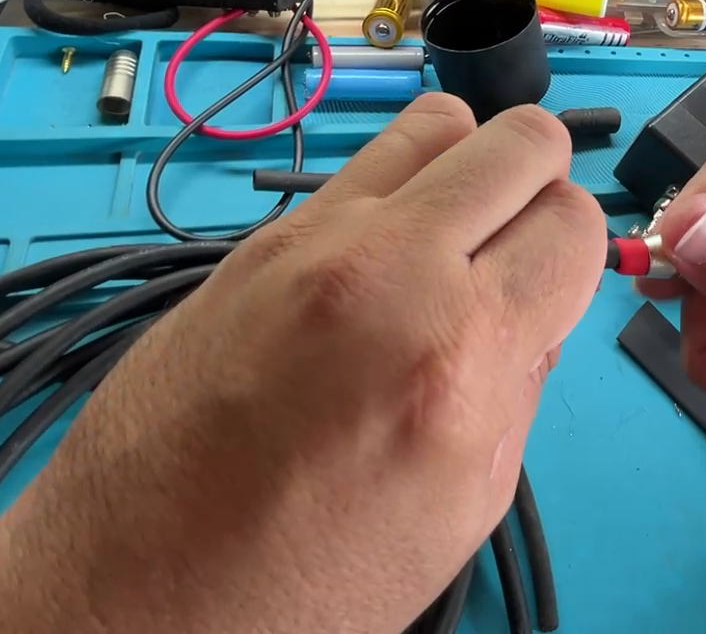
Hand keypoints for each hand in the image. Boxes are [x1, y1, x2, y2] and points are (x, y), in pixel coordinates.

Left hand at [0, 95, 605, 633]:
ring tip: (454, 228)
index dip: (576, 251)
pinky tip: (389, 240)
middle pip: (526, 140)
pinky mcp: (268, 232)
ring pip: (449, 119)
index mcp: (465, 355)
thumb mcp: (471, 502)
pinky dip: (410, 178)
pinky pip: (375, 153)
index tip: (548, 284)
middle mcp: (399, 270)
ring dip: (475, 163)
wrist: (129, 594)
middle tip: (513, 244)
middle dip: (544, 183)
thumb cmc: (318, 578)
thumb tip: (537, 297)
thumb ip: (525, 377)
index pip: (576, 222)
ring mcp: (323, 237)